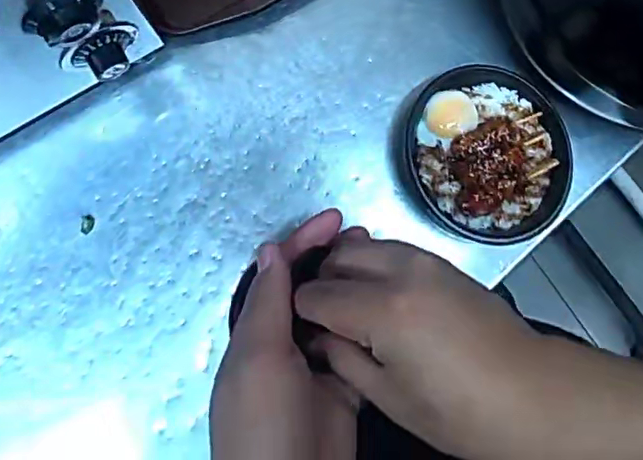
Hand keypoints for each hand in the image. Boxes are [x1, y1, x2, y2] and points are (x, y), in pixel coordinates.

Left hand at [211, 209, 358, 459]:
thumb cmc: (263, 422)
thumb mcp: (258, 358)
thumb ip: (267, 303)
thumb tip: (269, 249)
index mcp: (256, 331)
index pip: (279, 272)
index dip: (304, 241)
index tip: (335, 219)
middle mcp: (282, 344)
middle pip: (308, 288)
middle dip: (332, 258)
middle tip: (364, 236)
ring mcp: (312, 369)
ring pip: (334, 315)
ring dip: (351, 287)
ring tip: (379, 262)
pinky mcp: (340, 393)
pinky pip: (354, 350)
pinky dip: (367, 327)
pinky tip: (386, 308)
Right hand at [294, 231, 563, 459]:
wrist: (530, 392)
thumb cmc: (460, 411)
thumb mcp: (392, 398)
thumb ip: (345, 359)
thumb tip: (320, 336)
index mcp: (384, 309)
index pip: (320, 294)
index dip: (303, 310)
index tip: (302, 325)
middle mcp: (399, 270)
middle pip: (338, 256)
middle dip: (323, 281)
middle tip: (324, 315)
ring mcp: (422, 258)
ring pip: (364, 244)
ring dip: (347, 266)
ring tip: (351, 303)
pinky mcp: (438, 258)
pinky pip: (390, 247)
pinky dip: (373, 262)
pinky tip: (379, 293)